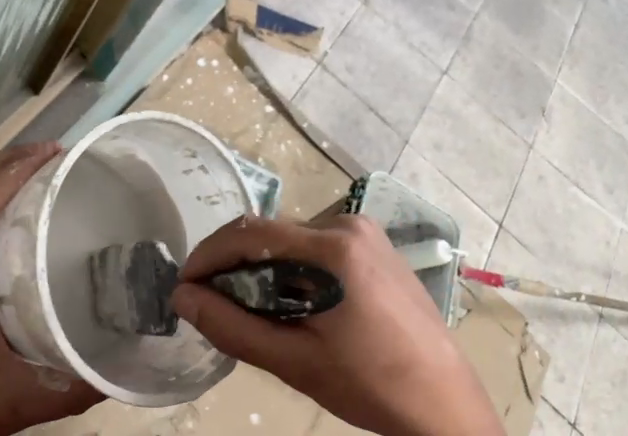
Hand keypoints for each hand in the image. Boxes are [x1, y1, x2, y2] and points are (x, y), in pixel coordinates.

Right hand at [172, 214, 502, 435]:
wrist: (446, 404)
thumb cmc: (370, 386)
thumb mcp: (294, 362)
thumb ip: (233, 327)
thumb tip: (182, 297)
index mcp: (332, 248)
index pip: (250, 232)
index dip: (209, 254)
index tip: (184, 285)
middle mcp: (347, 224)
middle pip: (271, 234)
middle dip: (235, 265)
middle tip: (214, 303)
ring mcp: (366, 231)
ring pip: (292, 239)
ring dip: (265, 267)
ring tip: (254, 310)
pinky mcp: (376, 245)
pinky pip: (317, 246)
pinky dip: (294, 268)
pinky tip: (294, 303)